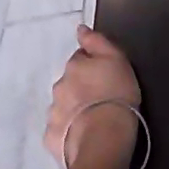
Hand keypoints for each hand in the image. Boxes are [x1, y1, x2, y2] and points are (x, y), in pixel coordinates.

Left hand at [43, 25, 140, 168]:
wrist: (104, 140)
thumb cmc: (116, 96)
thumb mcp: (116, 60)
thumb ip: (97, 41)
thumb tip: (80, 28)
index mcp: (74, 67)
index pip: (80, 59)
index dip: (93, 66)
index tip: (105, 76)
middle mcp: (59, 87)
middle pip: (69, 83)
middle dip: (80, 88)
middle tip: (100, 100)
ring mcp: (53, 113)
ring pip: (63, 106)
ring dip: (74, 110)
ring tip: (93, 122)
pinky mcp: (52, 138)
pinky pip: (60, 131)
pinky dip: (68, 132)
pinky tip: (82, 138)